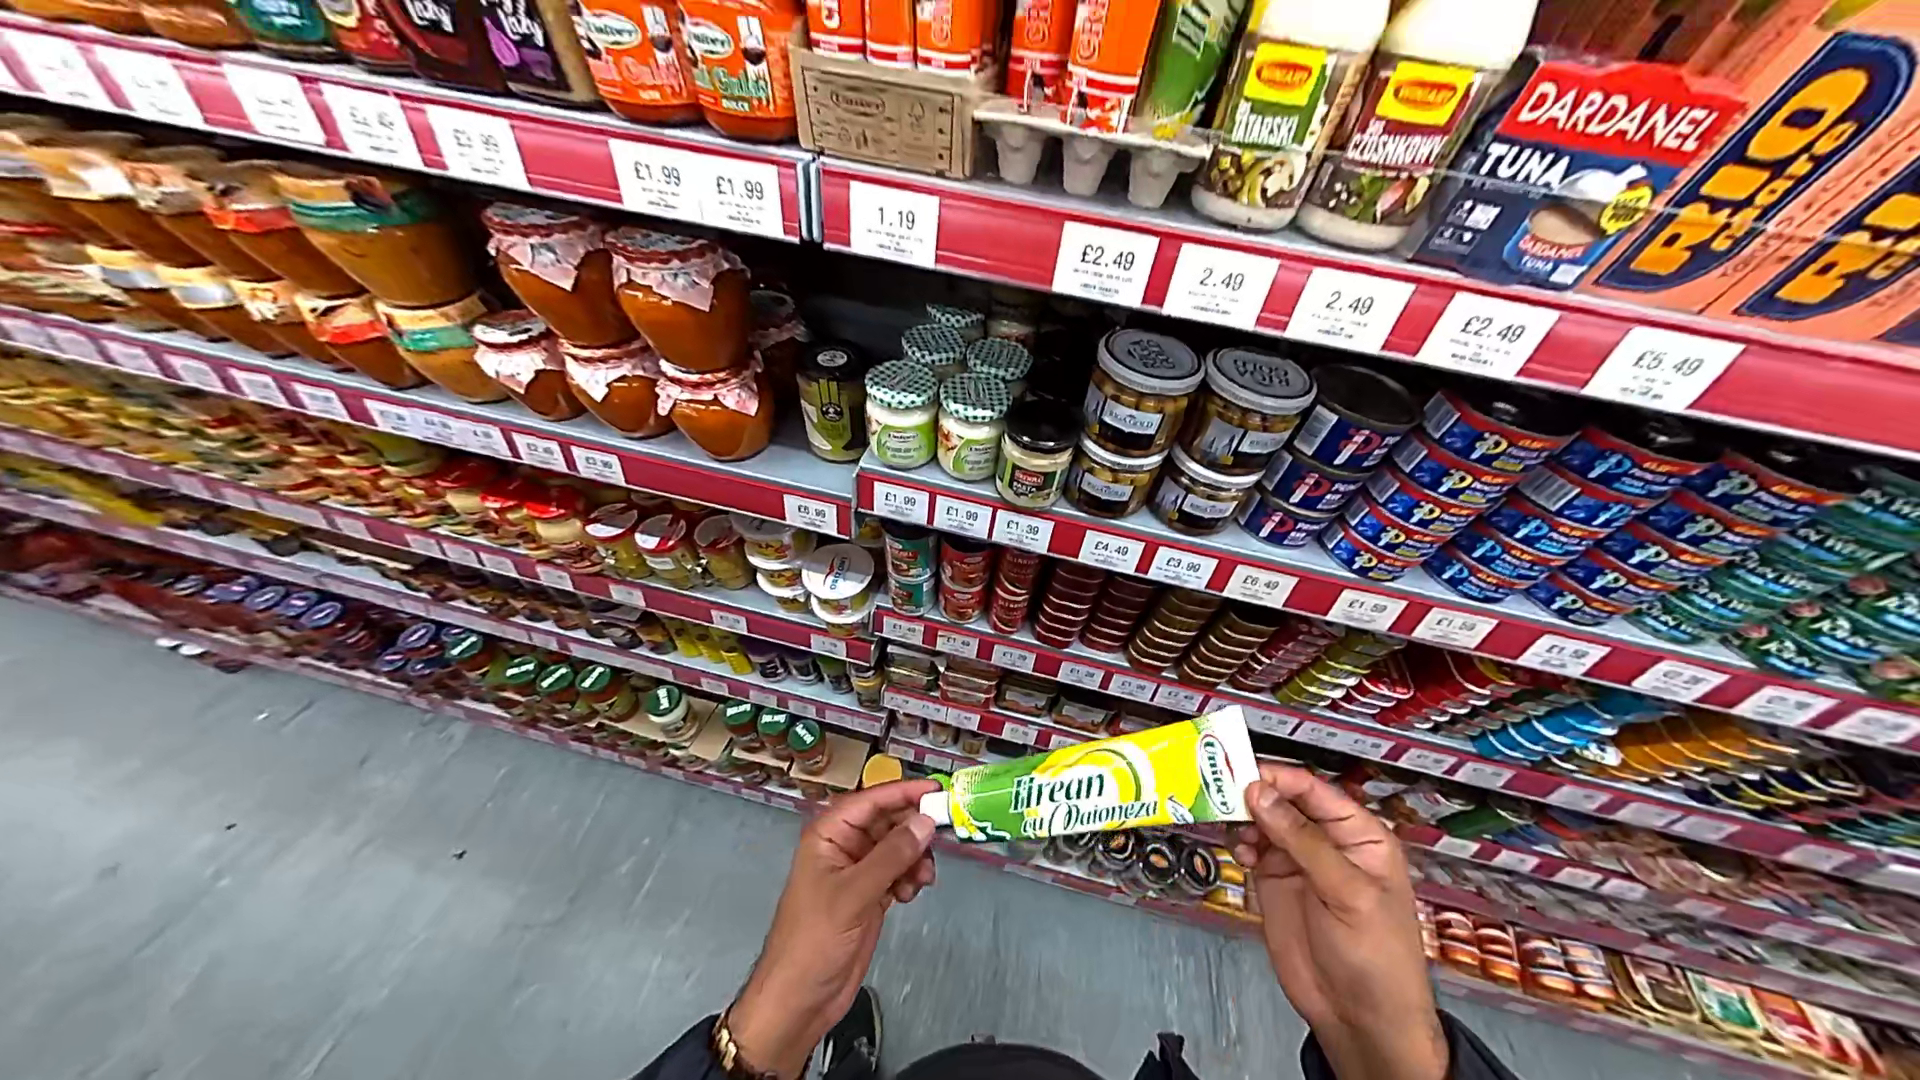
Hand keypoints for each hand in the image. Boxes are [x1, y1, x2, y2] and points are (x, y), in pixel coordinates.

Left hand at [728, 778, 941, 1079]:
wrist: (799, 1001)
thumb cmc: (813, 941)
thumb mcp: (853, 894)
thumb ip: (892, 856)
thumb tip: (924, 822)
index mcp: (829, 834)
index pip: (871, 800)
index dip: (903, 792)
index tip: (936, 790)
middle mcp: (845, 846)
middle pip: (888, 821)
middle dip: (914, 828)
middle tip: (941, 835)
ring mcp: (859, 871)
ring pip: (898, 846)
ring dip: (915, 857)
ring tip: (923, 877)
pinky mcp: (871, 894)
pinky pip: (899, 871)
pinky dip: (911, 877)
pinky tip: (911, 892)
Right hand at [1232, 763, 1445, 1079]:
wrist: (1359, 1018)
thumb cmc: (1377, 956)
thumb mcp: (1348, 893)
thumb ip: (1302, 840)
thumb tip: (1259, 792)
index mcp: (1357, 835)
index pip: (1312, 790)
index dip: (1278, 778)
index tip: (1242, 772)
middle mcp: (1324, 840)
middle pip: (1281, 800)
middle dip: (1252, 794)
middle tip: (1221, 791)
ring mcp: (1297, 859)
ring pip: (1261, 819)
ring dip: (1242, 818)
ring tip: (1231, 826)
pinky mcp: (1273, 878)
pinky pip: (1249, 845)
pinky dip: (1238, 842)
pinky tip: (1240, 852)